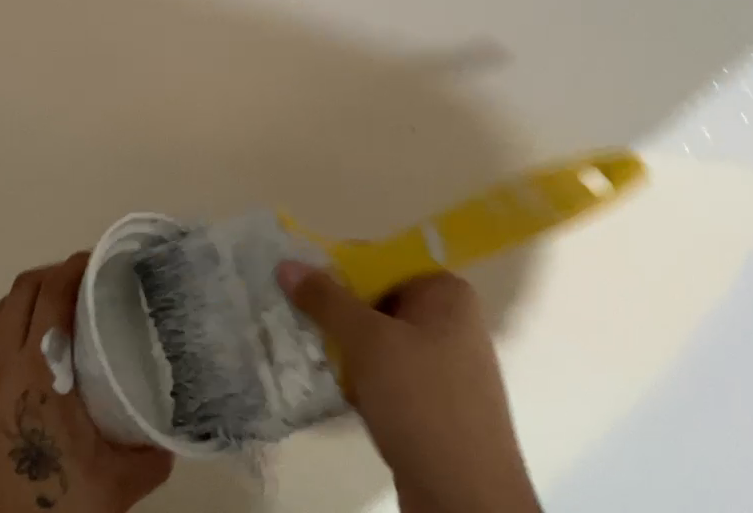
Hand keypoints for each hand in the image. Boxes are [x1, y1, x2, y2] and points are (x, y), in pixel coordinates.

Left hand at [0, 253, 172, 512]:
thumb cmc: (47, 507)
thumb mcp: (113, 488)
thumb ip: (148, 456)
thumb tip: (171, 439)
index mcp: (36, 369)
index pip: (51, 292)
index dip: (73, 266)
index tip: (98, 259)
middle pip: (21, 291)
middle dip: (52, 274)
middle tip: (84, 282)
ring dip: (28, 303)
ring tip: (60, 317)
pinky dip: (10, 338)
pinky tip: (32, 369)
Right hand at [277, 263, 539, 512]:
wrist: (466, 499)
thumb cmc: (422, 402)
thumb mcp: (367, 341)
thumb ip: (326, 300)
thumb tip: (286, 264)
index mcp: (445, 294)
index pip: (380, 262)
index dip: (337, 269)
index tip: (297, 283)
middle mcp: (449, 322)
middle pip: (376, 301)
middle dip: (335, 312)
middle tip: (292, 316)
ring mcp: (443, 365)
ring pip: (377, 341)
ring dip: (342, 347)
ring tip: (301, 349)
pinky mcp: (432, 403)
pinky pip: (385, 374)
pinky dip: (358, 377)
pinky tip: (328, 384)